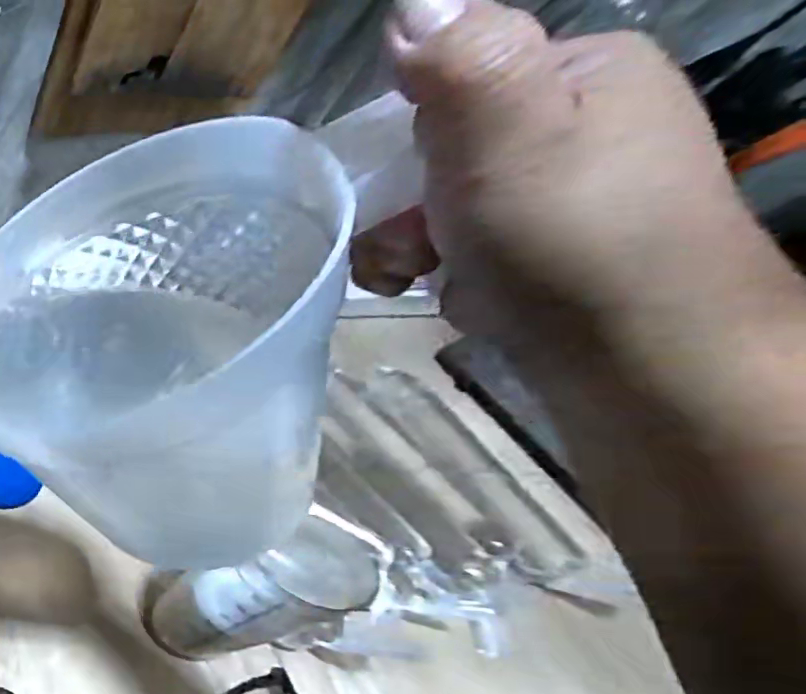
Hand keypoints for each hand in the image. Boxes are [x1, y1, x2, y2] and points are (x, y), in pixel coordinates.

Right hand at [351, 0, 792, 374]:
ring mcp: (539, 189)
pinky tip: (422, 284)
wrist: (624, 338)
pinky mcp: (515, 245)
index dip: (397, 143)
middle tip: (411, 241)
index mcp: (574, 74)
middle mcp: (562, 123)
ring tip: (414, 272)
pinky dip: (415, 264)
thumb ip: (459, 67)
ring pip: (424, 204)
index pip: (445, 89)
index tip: (392, 191)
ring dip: (397, 242)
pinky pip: (438, 241)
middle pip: (427, 152)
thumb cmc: (564, 229)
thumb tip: (408, 3)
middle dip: (395, 204)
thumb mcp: (509, 134)